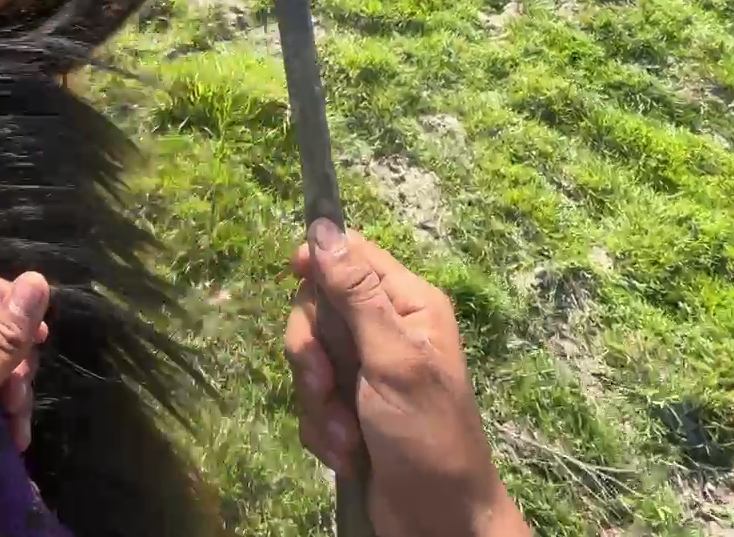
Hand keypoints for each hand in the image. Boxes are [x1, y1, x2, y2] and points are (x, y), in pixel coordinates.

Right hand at [285, 221, 527, 536]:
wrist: (440, 529)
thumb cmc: (428, 437)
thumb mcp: (393, 360)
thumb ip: (356, 294)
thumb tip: (323, 227)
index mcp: (406, 304)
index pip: (351, 253)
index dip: (318, 258)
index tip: (292, 273)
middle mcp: (383, 327)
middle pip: (318, 305)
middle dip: (313, 351)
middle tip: (327, 383)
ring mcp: (363, 367)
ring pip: (308, 353)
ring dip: (318, 399)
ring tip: (345, 434)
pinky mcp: (347, 403)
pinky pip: (310, 394)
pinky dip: (321, 424)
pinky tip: (346, 450)